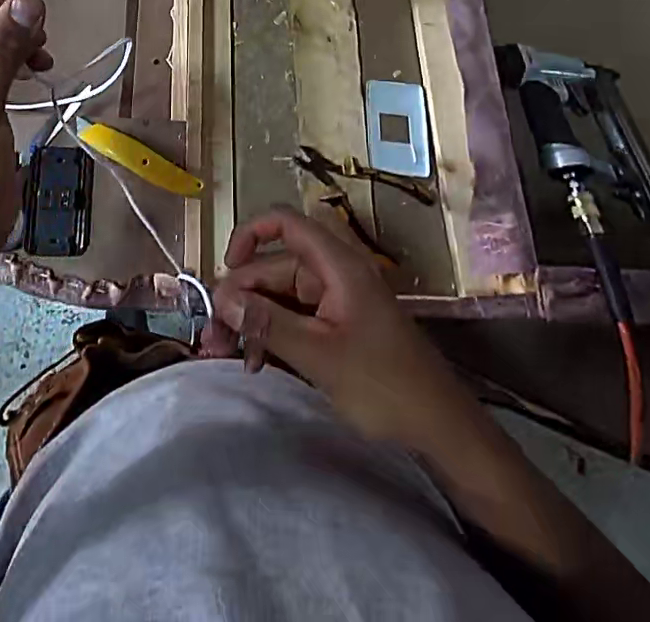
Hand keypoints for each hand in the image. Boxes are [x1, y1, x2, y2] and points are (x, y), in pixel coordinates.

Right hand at [200, 209, 476, 449]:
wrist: (438, 426)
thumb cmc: (384, 385)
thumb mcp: (319, 355)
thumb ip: (268, 323)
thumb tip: (222, 299)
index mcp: (337, 266)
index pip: (286, 224)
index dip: (250, 235)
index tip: (225, 269)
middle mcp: (333, 275)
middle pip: (273, 267)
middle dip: (239, 298)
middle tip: (211, 339)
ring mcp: (335, 301)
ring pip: (278, 297)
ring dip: (249, 320)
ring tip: (221, 355)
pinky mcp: (336, 326)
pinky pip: (292, 318)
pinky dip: (270, 334)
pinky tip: (252, 362)